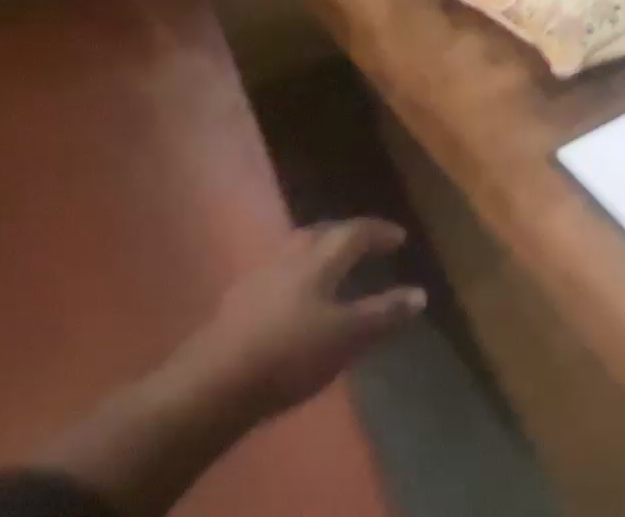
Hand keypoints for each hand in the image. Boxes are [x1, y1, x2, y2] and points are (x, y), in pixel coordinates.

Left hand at [168, 218, 425, 422]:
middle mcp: (284, 263)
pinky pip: (272, 280)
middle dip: (343, 234)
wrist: (205, 393)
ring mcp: (251, 285)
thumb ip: (384, 313)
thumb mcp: (348, 336)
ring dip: (314, 255)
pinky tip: (295, 301)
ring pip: (289, 256)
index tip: (399, 238)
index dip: (378, 232)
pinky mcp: (230, 312)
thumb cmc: (288, 355)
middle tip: (364, 243)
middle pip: (316, 235)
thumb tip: (419, 294)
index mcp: (316, 262)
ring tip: (331, 269)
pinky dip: (293, 280)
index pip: (353, 233)